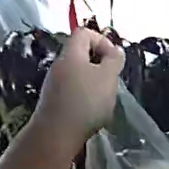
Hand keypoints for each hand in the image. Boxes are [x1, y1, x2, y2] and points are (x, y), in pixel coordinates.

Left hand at [31, 28, 123, 155]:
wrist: (56, 135)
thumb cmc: (85, 102)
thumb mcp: (108, 77)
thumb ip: (114, 61)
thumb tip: (115, 51)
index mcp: (71, 54)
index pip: (84, 33)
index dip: (102, 40)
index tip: (114, 58)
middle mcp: (59, 65)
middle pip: (81, 55)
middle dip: (100, 65)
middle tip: (111, 81)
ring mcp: (53, 85)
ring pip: (77, 75)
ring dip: (93, 84)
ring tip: (103, 100)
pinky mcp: (53, 103)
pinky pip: (71, 92)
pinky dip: (84, 98)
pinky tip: (90, 113)